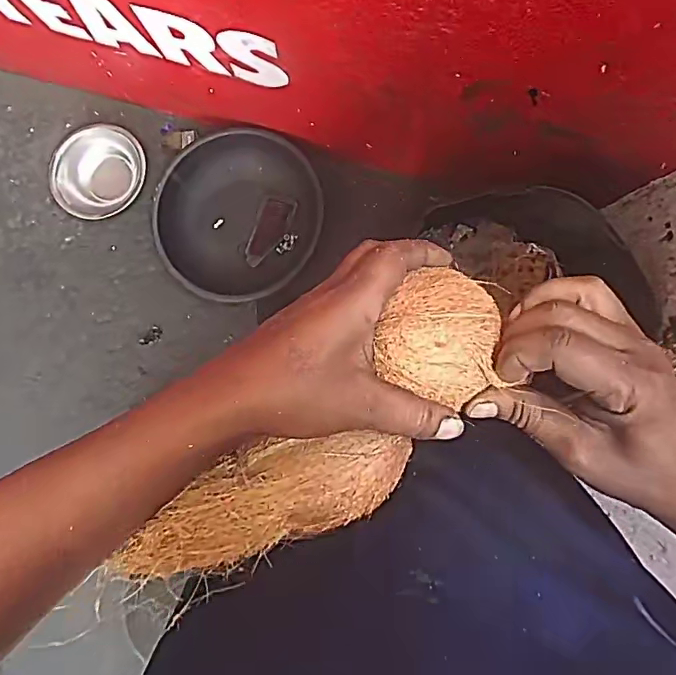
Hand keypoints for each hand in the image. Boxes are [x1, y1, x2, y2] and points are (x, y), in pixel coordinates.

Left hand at [197, 239, 465, 441]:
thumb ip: (411, 415)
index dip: (425, 251)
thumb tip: (446, 423)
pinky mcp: (296, 323)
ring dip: (378, 273)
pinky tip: (362, 332)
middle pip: (371, 252)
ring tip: (399, 298)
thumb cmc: (284, 389)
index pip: (395, 256)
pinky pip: (334, 295)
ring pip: (349, 271)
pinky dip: (358, 298)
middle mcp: (329, 295)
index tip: (444, 258)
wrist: (229, 396)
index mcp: (352, 300)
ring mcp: (309, 306)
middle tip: (425, 269)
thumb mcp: (362, 405)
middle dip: (403, 253)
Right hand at [465, 276, 675, 525]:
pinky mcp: (629, 329)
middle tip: (501, 365)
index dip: (519, 354)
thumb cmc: (640, 471)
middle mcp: (639, 348)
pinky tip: (538, 326)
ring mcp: (637, 334)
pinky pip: (589, 294)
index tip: (500, 378)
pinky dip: (555, 301)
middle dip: (519, 334)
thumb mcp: (580, 455)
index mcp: (634, 383)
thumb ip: (530, 418)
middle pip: (564, 311)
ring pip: (577, 291)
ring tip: (515, 338)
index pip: (563, 343)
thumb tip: (481, 400)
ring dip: (535, 307)